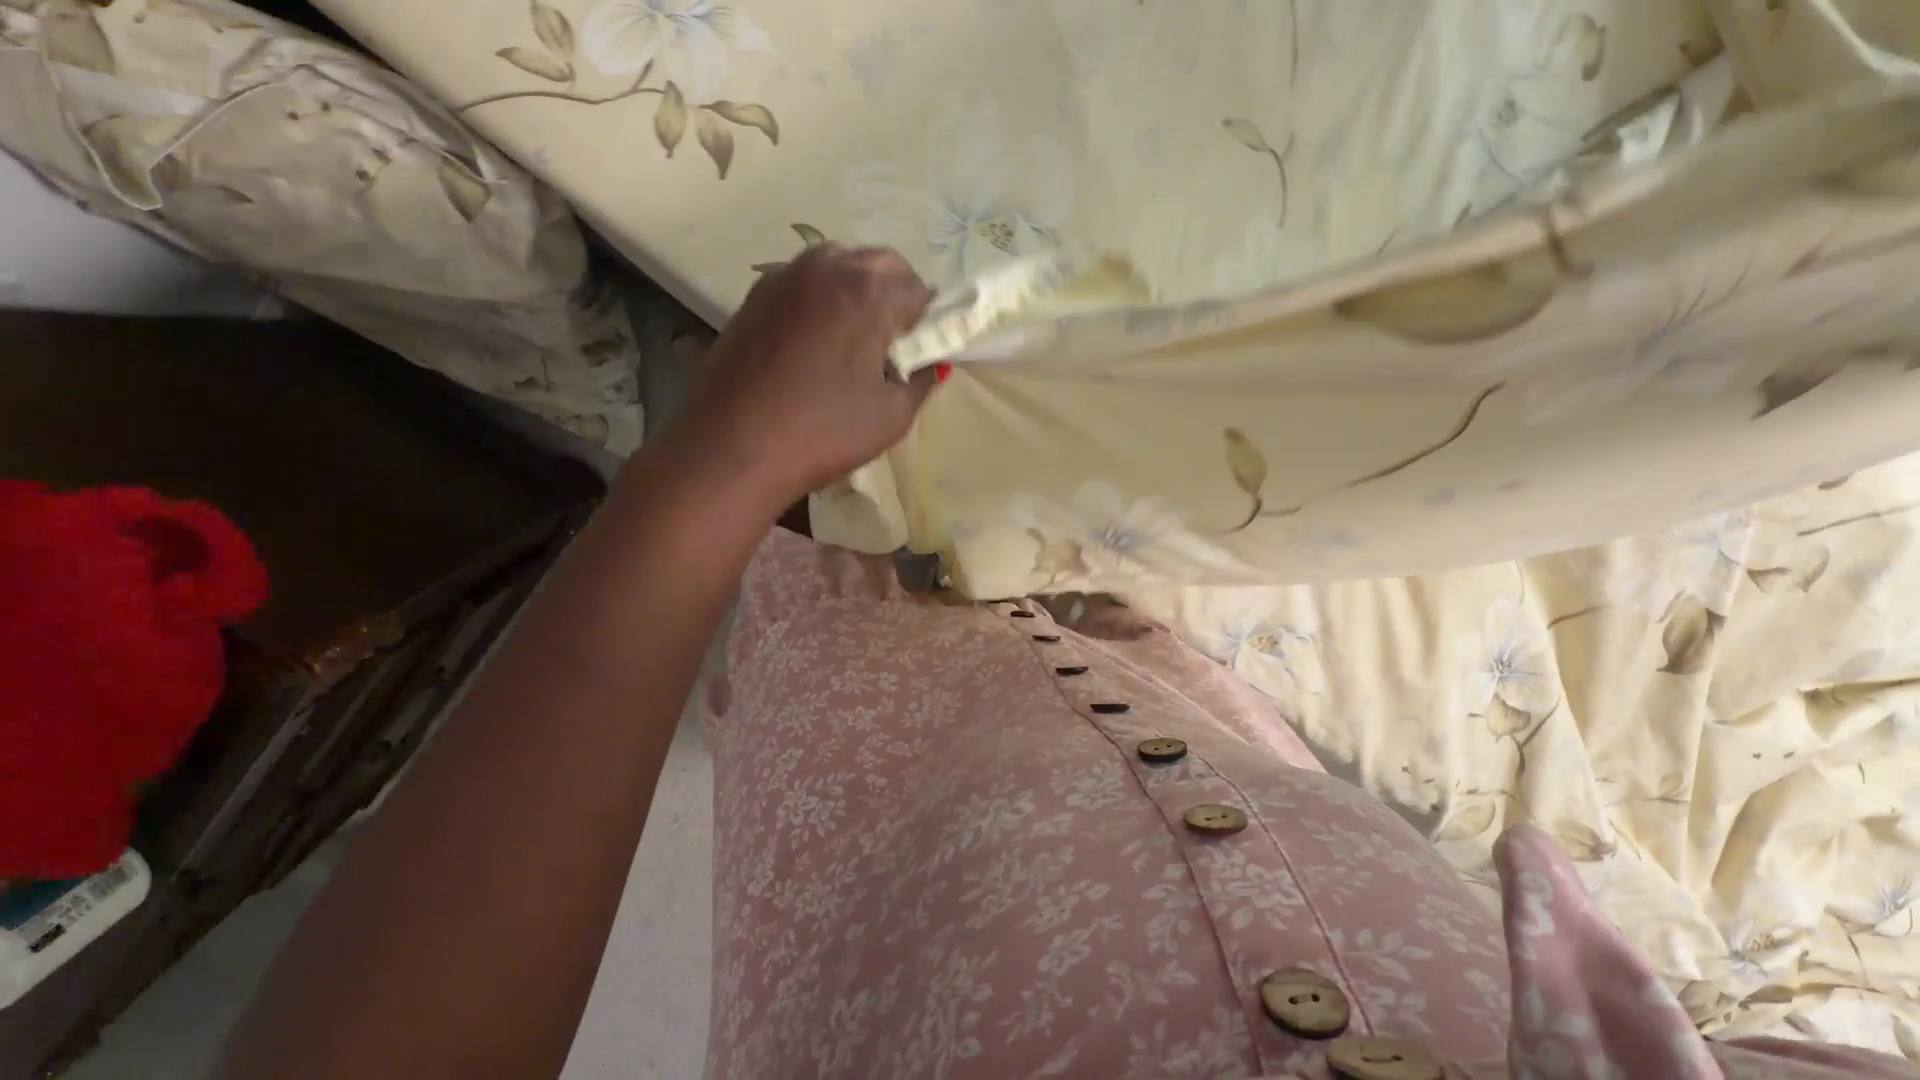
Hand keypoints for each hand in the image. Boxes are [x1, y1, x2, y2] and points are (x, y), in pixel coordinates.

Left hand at [682, 244, 938, 503]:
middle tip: (891, 346)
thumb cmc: (821, 432)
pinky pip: (802, 285)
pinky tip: (811, 347)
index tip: (919, 355)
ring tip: (850, 343)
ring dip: (855, 292)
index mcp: (869, 290)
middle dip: (895, 297)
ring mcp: (784, 277)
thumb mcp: (890, 417)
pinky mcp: (753, 297)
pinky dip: (818, 303)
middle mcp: (827, 267)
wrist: (729, 448)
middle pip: (879, 265)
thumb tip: (930, 365)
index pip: (919, 290)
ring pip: (837, 266)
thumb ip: (921, 382)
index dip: (927, 323)